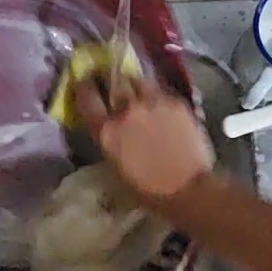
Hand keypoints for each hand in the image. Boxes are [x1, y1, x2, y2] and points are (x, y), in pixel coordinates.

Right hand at [72, 73, 214, 199]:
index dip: (84, 86)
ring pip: (139, 81)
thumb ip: (109, 139)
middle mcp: (127, 110)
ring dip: (136, 85)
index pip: (87, 96)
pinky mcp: (176, 102)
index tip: (86, 82)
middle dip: (112, 81)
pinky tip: (161, 106)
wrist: (188, 189)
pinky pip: (161, 91)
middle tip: (115, 85)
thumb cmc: (147, 189)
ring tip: (140, 92)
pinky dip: (157, 96)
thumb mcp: (115, 166)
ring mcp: (153, 103)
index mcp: (107, 130)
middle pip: (115, 81)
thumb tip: (109, 126)